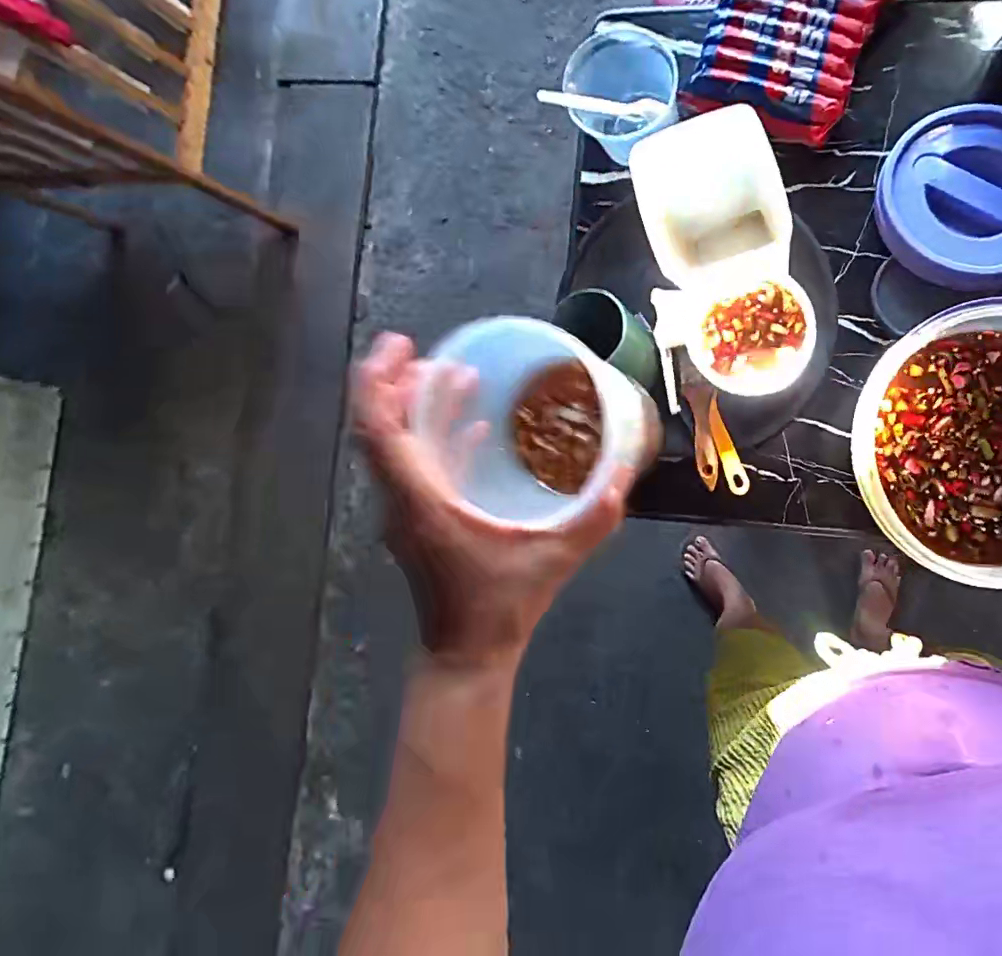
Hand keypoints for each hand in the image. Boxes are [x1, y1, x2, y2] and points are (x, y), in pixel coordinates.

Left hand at [351, 333, 633, 669]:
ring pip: (394, 446)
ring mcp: (404, 513)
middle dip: (396, 384)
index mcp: (423, 504)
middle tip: (431, 354)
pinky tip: (472, 424)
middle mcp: (402, 503)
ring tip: (450, 375)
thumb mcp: (553, 561)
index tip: (400, 346)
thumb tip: (621, 477)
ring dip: (414, 408)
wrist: (465, 656)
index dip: (380, 383)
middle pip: (379, 430)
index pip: (381, 433)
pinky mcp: (416, 521)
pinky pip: (414, 466)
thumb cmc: (500, 608)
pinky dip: (433, 436)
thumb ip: (592, 520)